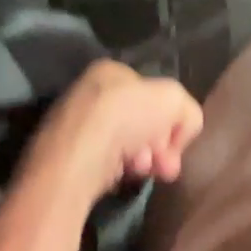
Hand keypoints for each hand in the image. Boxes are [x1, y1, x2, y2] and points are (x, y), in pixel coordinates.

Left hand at [21, 60, 204, 197]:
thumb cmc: (125, 119)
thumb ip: (188, 113)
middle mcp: (88, 93)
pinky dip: (116, 171)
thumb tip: (177, 136)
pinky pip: (101, 162)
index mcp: (111, 71)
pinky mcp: (61, 157)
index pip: (153, 92)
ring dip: (141, 160)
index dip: (171, 118)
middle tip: (166, 164)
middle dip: (158, 145)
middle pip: (141, 121)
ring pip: (123, 144)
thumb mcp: (176, 101)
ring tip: (141, 172)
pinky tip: (121, 178)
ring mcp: (72, 126)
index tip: (173, 142)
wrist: (74, 161)